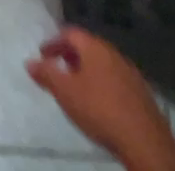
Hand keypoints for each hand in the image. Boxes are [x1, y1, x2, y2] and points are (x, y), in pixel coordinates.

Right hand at [26, 27, 174, 170]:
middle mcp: (114, 54)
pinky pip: (115, 78)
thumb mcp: (64, 92)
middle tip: (57, 68)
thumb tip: (30, 62)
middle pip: (88, 46)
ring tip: (76, 86)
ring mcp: (131, 73)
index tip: (43, 55)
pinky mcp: (141, 92)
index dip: (53, 41)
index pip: (71, 33)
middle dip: (70, 55)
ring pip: (103, 63)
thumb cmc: (99, 110)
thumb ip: (46, 74)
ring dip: (87, 69)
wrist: (144, 142)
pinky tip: (98, 101)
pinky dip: (102, 82)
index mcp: (95, 48)